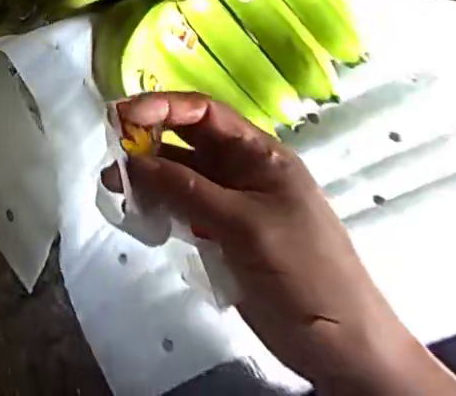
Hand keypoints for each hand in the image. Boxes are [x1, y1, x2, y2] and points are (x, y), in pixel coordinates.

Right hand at [110, 93, 455, 395]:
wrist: (344, 349)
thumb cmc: (305, 271)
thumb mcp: (246, 224)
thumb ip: (189, 190)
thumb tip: (135, 162)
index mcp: (259, 152)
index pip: (205, 112)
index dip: (164, 107)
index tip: (126, 114)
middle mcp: (241, 169)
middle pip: (187, 139)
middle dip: (149, 137)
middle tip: (110, 145)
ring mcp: (230, 202)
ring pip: (179, 174)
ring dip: (147, 174)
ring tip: (112, 182)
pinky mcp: (220, 234)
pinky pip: (181, 207)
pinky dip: (157, 205)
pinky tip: (135, 210)